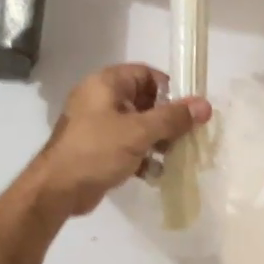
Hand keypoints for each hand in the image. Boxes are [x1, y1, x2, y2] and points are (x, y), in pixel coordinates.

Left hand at [25, 64, 210, 216]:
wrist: (58, 189)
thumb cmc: (97, 150)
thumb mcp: (139, 132)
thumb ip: (172, 118)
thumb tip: (205, 105)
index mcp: (106, 83)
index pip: (145, 74)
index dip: (168, 89)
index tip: (188, 110)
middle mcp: (100, 99)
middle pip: (143, 100)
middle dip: (166, 119)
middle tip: (185, 136)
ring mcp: (97, 124)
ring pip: (136, 125)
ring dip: (156, 140)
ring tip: (174, 156)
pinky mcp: (97, 148)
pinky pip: (126, 145)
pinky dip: (141, 155)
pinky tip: (156, 173)